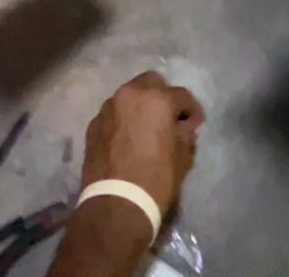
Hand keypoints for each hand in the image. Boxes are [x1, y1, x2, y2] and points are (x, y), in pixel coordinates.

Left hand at [80, 71, 204, 214]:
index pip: (182, 95)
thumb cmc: (156, 180)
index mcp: (157, 99)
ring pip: (129, 95)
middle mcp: (131, 93)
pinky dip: (123, 119)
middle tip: (168, 118)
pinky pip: (114, 113)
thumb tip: (186, 125)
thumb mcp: (182, 158)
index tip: (195, 122)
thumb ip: (186, 134)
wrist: (116, 205)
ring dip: (140, 105)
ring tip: (146, 127)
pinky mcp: (93, 123)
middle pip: (152, 83)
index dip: (192, 109)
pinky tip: (127, 138)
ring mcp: (109, 106)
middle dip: (162, 96)